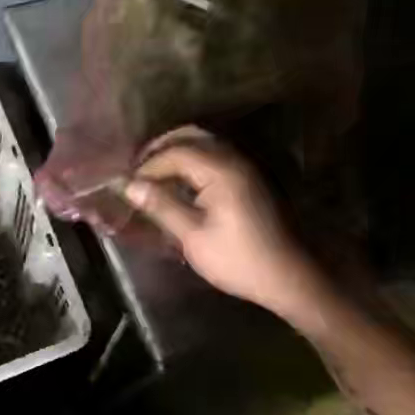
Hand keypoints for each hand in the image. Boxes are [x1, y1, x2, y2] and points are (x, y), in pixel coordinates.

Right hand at [124, 127, 322, 314]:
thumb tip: (129, 186)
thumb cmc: (238, 260)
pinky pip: (213, 156)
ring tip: (152, 176)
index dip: (148, 165)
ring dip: (175, 153)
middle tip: (137, 170)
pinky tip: (177, 182)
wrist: (287, 277)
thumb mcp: (193, 236)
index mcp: (221, 171)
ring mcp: (244, 168)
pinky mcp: (247, 180)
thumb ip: (161, 205)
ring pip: (203, 144)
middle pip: (191, 136)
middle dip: (160, 149)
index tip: (128, 184)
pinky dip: (190, 161)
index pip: (176, 152)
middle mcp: (234, 160)